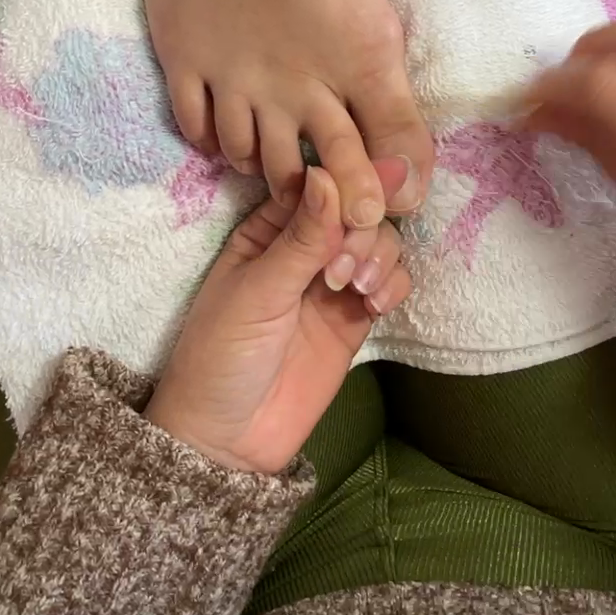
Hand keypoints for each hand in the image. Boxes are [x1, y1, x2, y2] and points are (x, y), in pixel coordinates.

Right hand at [141, 0, 434, 229]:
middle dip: (346, 206)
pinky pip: (201, 132)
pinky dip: (217, 143)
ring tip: (283, 174)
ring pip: (260, 163)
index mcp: (365, 53)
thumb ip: (365, 42)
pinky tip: (226, 133)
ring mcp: (238, 75)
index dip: (405, 185)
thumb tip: (365, 83)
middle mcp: (304, 80)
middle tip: (345, 217)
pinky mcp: (184, 57)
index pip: (399, 146)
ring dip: (277, 174)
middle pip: (333, 175)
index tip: (403, 200)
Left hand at [145, 167, 412, 474]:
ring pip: (379, 243)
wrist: (228, 441)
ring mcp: (333, 282)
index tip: (368, 191)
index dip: (347, 183)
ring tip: (357, 290)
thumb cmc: (222, 354)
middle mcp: (305, 247)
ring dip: (379, 257)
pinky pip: (390, 283)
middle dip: (362, 231)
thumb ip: (301, 237)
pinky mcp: (355, 317)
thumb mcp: (257, 291)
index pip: (318, 186)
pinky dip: (393, 285)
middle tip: (343, 271)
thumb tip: (327, 173)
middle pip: (357, 211)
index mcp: (268, 229)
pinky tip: (375, 305)